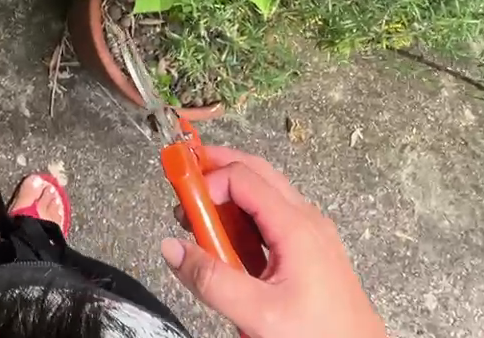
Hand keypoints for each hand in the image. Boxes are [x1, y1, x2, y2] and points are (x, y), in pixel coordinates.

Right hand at [161, 146, 384, 337]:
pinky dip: (246, 214)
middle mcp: (306, 218)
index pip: (242, 176)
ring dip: (231, 192)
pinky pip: (274, 215)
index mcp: (295, 225)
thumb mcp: (260, 316)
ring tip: (202, 215)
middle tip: (184, 180)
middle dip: (217, 168)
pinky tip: (232, 242)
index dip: (208, 181)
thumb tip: (170, 247)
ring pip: (266, 191)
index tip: (185, 206)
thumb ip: (212, 281)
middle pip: (256, 170)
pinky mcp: (313, 250)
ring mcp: (313, 233)